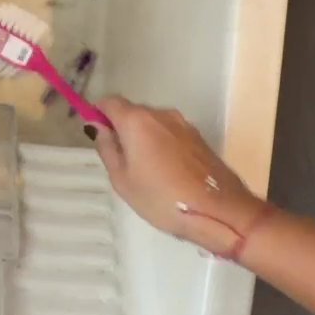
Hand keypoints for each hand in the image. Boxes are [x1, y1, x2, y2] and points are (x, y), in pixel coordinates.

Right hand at [93, 96, 270, 256]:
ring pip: (151, 123)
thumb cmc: (161, 198)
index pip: (110, 102)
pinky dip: (159, 144)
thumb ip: (107, 147)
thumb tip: (98, 126)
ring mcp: (183, 124)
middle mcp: (161, 114)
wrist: (219, 211)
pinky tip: (162, 171)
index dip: (98, 114)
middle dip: (120, 128)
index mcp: (137, 121)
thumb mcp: (121, 178)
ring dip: (141, 137)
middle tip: (117, 160)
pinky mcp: (198, 137)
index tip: (95, 135)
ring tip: (141, 169)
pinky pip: (168, 133)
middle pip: (132, 111)